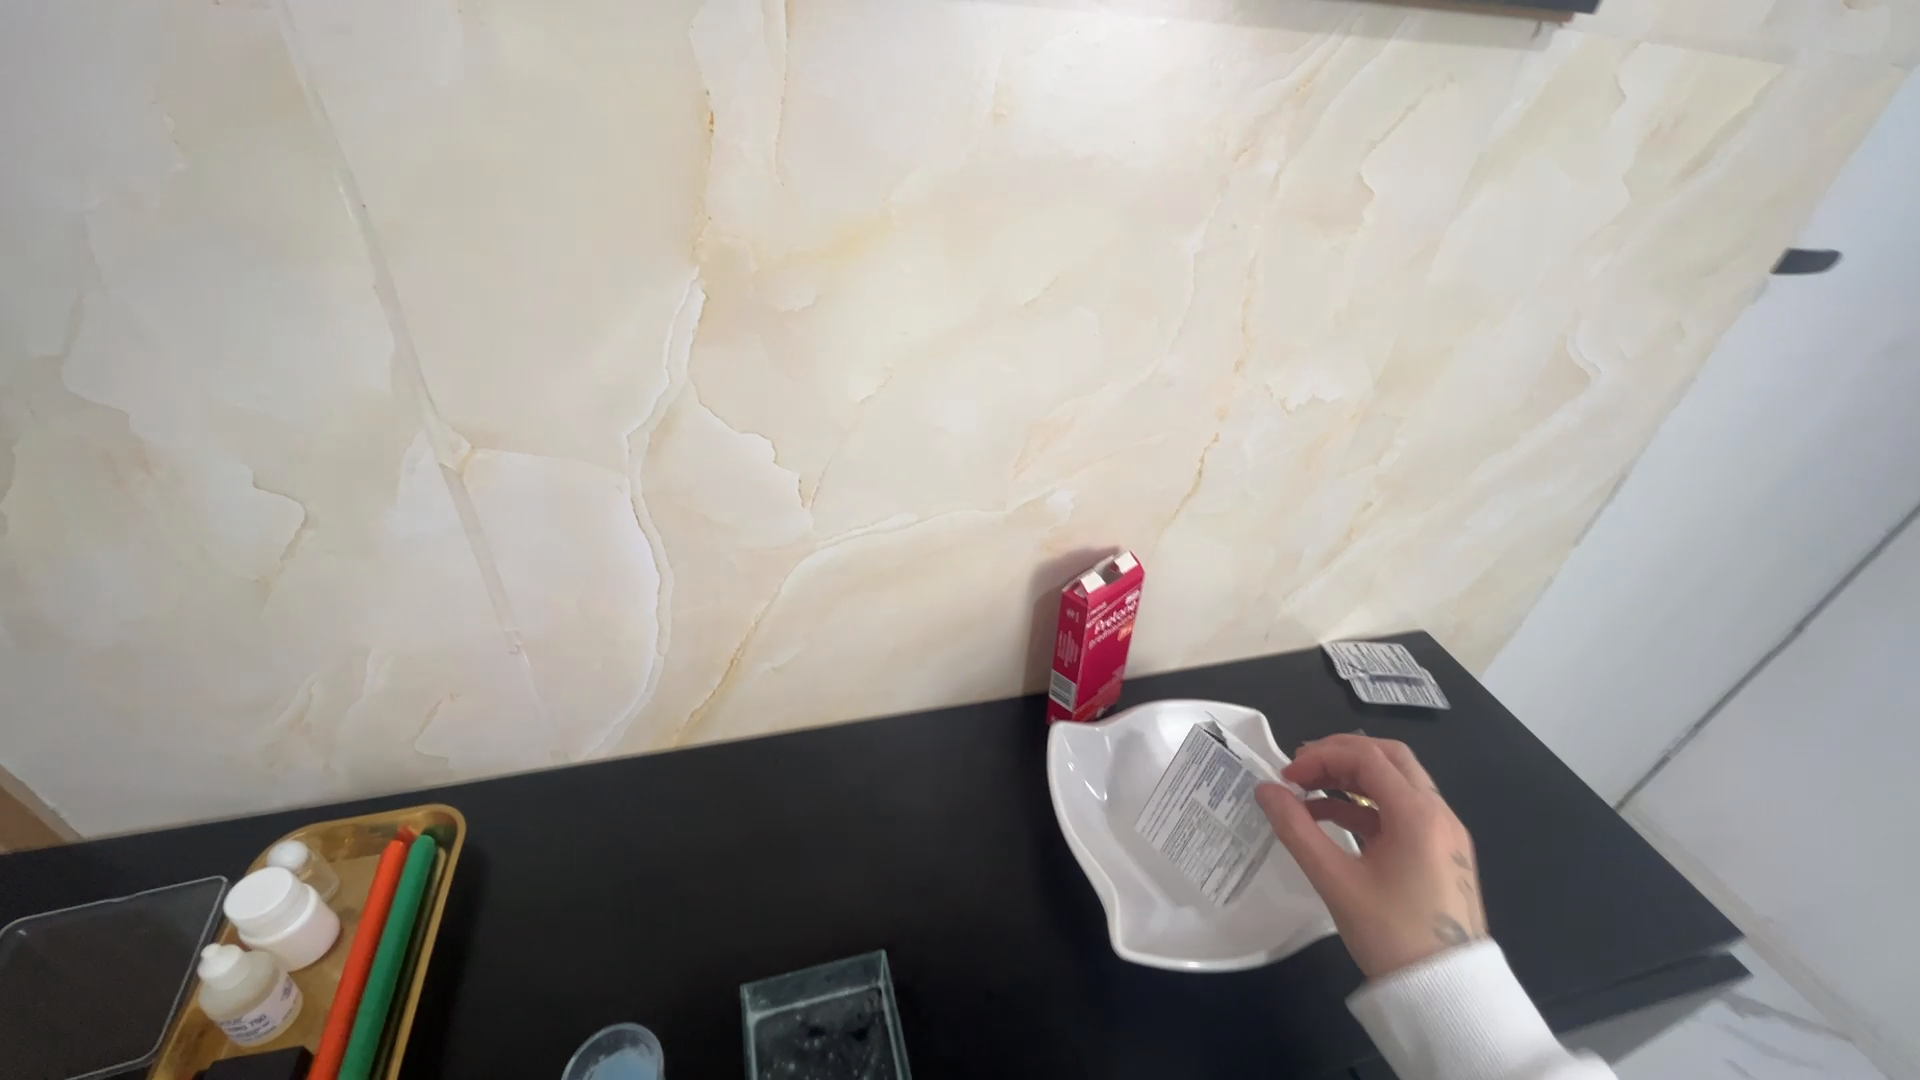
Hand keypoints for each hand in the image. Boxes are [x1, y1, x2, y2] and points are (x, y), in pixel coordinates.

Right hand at [1256, 734, 1486, 978]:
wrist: (1449, 995)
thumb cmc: (1391, 934)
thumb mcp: (1335, 880)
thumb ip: (1296, 828)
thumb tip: (1265, 790)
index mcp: (1418, 815)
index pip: (1367, 756)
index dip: (1320, 756)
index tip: (1286, 777)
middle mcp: (1439, 813)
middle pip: (1388, 757)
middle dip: (1339, 755)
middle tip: (1301, 770)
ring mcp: (1444, 833)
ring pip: (1396, 781)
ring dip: (1351, 778)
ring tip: (1308, 793)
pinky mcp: (1441, 852)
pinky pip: (1401, 810)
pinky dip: (1366, 804)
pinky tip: (1331, 818)